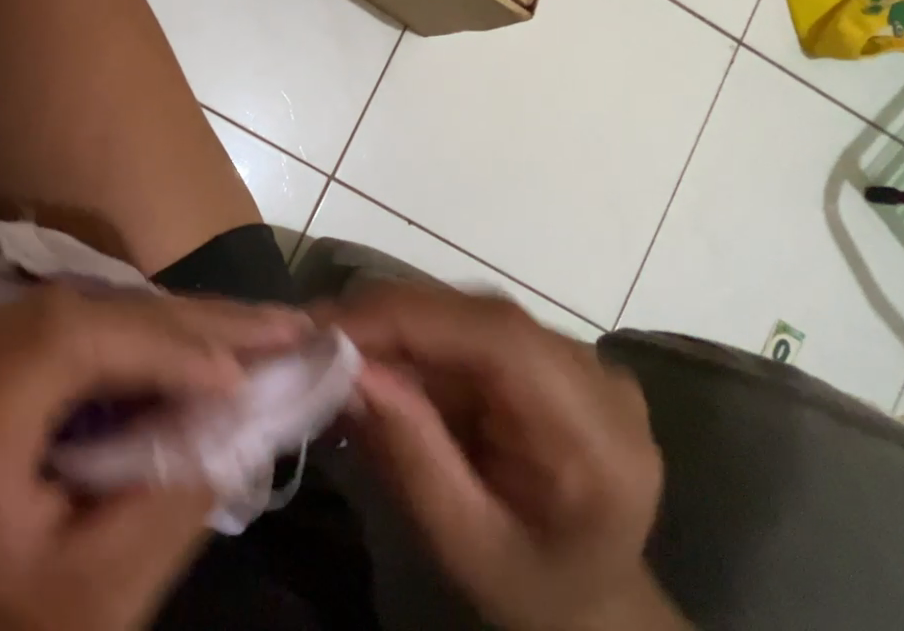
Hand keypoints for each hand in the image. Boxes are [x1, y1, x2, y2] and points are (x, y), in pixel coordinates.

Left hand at [0, 288, 306, 630]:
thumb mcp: (97, 597)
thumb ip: (169, 500)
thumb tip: (234, 420)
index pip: (64, 341)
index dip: (160, 341)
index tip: (242, 374)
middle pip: (66, 314)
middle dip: (176, 319)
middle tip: (273, 326)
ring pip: (60, 318)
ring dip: (153, 324)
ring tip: (240, 334)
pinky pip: (47, 342)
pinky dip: (119, 343)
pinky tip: (175, 355)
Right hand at [321, 284, 685, 630]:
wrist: (586, 596)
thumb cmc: (526, 586)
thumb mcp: (461, 542)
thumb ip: (410, 455)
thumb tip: (347, 367)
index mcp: (597, 437)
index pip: (500, 340)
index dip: (405, 319)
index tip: (324, 331)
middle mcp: (595, 379)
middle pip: (476, 314)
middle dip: (384, 316)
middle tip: (306, 335)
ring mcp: (572, 359)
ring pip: (462, 308)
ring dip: (389, 322)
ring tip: (327, 346)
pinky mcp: (540, 353)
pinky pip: (461, 324)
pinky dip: (406, 335)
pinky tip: (368, 357)